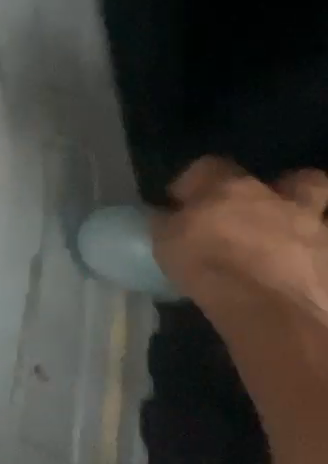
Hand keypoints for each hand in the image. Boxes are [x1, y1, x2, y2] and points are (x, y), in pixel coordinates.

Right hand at [152, 156, 327, 321]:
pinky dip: (317, 261)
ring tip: (288, 244)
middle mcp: (281, 203)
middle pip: (303, 180)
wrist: (268, 312)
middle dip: (289, 189)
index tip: (183, 202)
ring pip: (326, 216)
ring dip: (308, 225)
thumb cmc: (206, 265)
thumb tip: (171, 216)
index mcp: (230, 188)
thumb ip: (171, 220)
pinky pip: (327, 257)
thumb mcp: (165, 239)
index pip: (211, 165)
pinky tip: (300, 274)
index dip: (196, 181)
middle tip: (265, 210)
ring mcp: (319, 234)